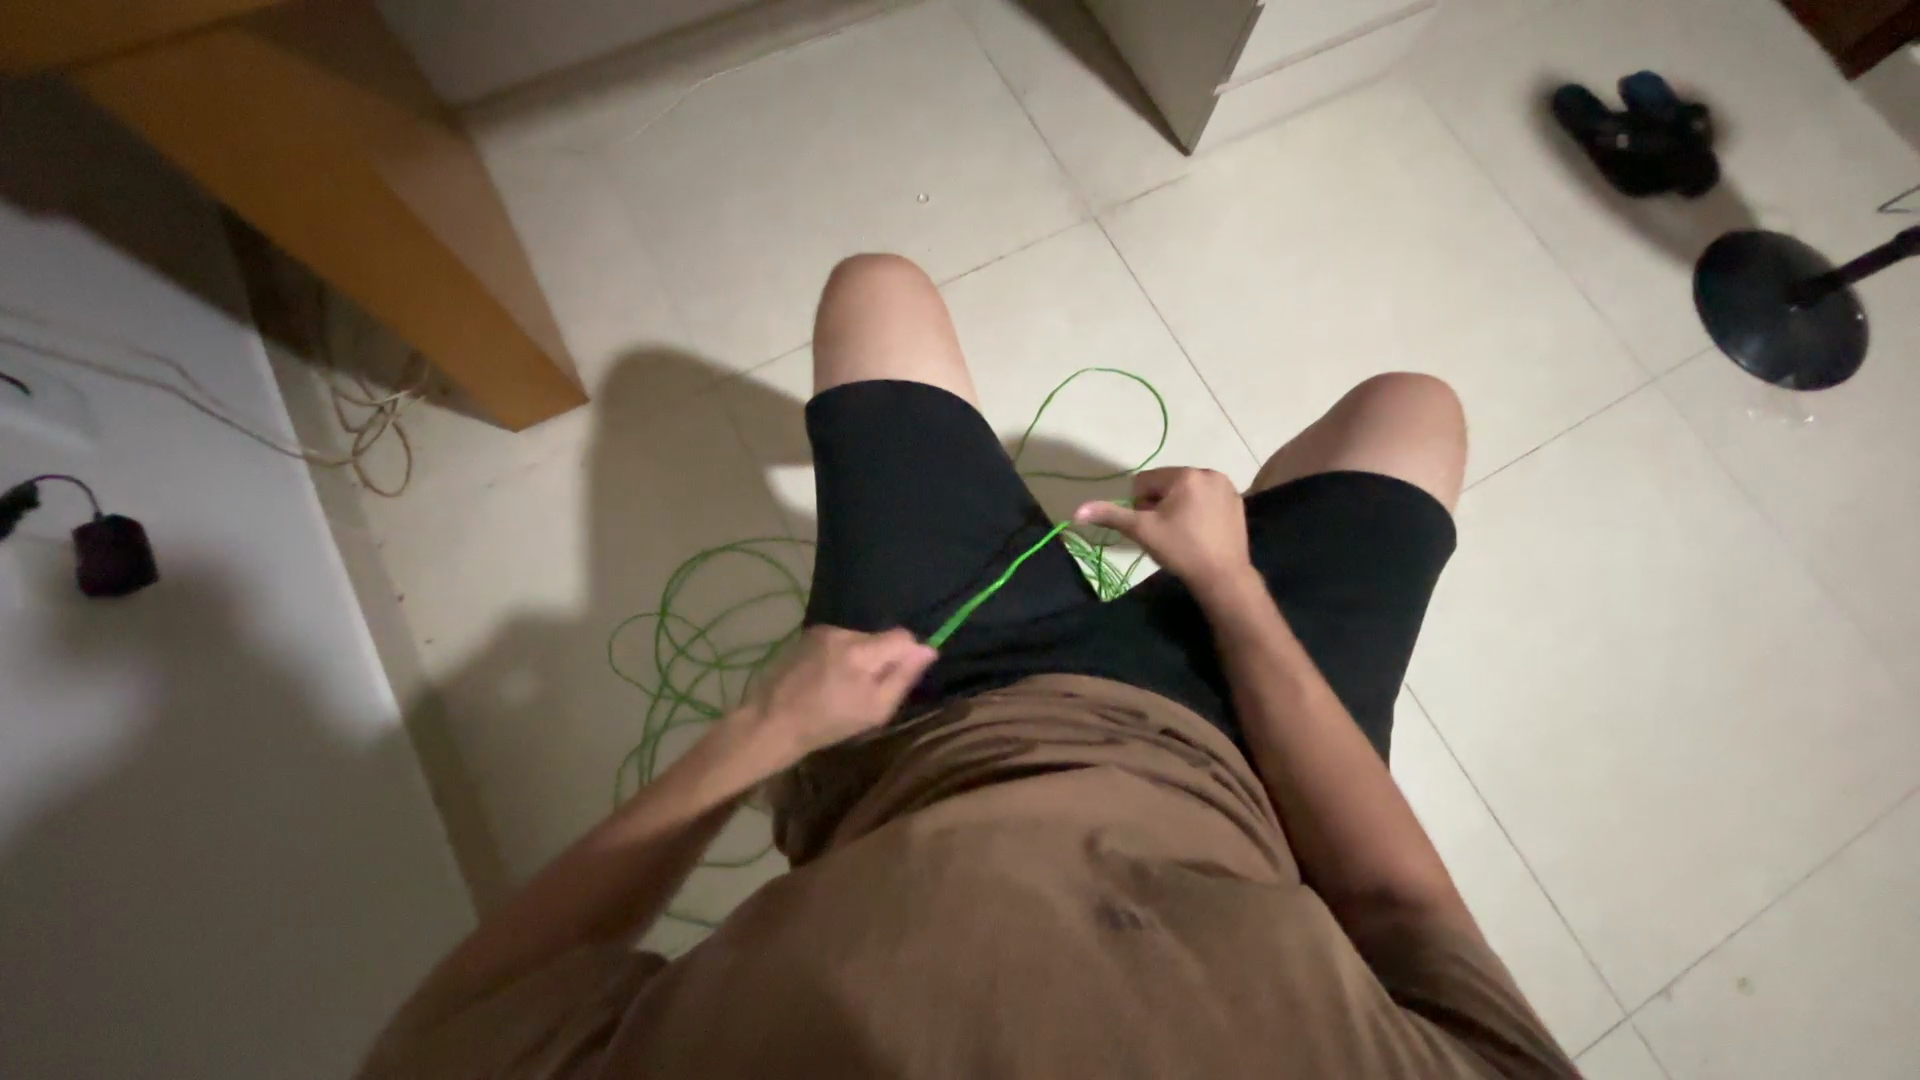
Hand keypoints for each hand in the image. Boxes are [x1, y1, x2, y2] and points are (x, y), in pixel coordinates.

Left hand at [736, 626, 937, 762]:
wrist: (772, 721)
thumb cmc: (828, 723)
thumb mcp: (875, 710)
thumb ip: (904, 677)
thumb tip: (928, 650)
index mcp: (863, 651)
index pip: (903, 637)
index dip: (908, 656)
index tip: (897, 679)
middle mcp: (844, 633)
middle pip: (880, 638)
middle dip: (881, 659)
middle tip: (867, 689)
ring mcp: (822, 631)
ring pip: (859, 639)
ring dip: (860, 657)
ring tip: (842, 685)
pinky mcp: (806, 635)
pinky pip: (838, 640)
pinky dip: (840, 656)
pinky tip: (825, 678)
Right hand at [1075, 467, 1255, 598]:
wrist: (1222, 576)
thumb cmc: (1180, 550)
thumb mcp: (1141, 531)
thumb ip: (1111, 515)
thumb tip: (1077, 511)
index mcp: (1185, 475)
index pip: (1145, 481)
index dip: (1141, 505)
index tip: (1152, 525)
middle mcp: (1208, 473)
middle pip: (1167, 484)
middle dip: (1160, 504)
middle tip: (1166, 531)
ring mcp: (1226, 487)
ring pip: (1186, 491)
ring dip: (1178, 506)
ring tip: (1183, 532)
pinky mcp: (1237, 502)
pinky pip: (1206, 499)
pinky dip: (1198, 510)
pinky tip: (1199, 532)